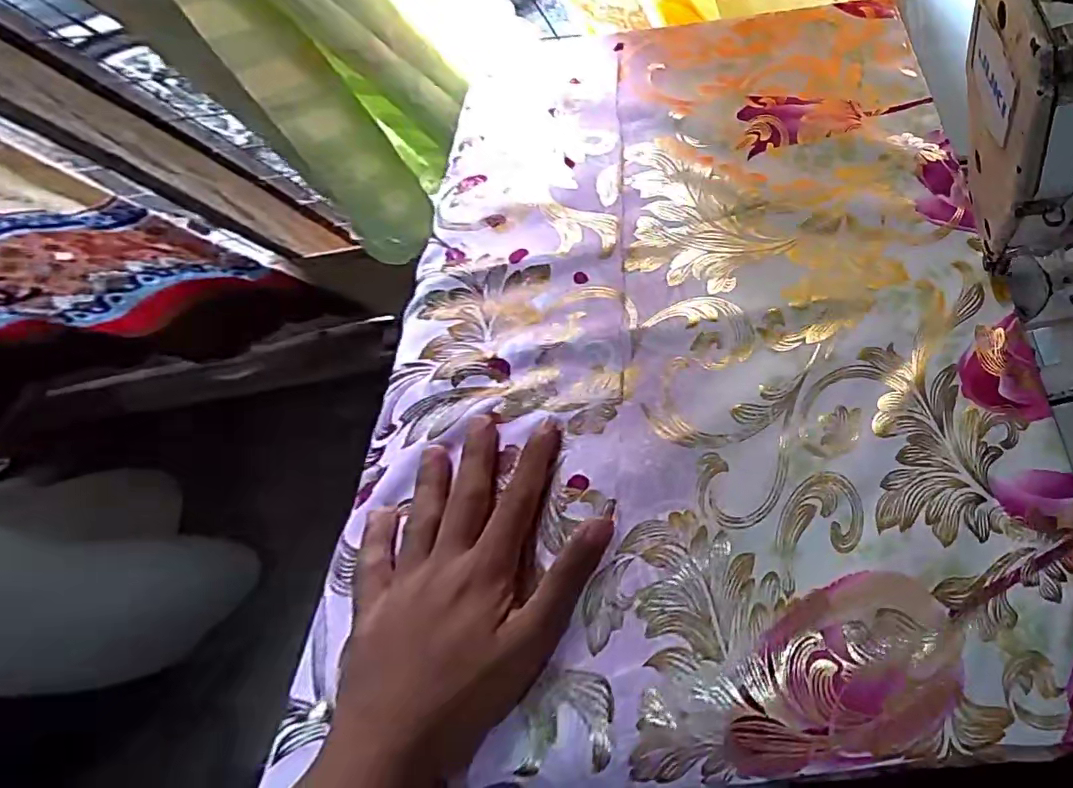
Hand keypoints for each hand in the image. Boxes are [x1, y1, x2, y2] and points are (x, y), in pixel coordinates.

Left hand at [300, 420, 613, 787]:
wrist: (389, 750)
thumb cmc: (473, 691)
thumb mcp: (533, 638)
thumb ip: (566, 577)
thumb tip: (602, 520)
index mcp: (487, 570)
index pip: (517, 504)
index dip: (533, 463)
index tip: (545, 427)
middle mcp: (444, 566)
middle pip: (467, 502)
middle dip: (481, 459)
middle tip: (486, 421)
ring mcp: (403, 588)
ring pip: (422, 523)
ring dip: (435, 484)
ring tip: (440, 449)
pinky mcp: (372, 613)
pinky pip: (374, 563)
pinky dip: (380, 534)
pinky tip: (383, 512)